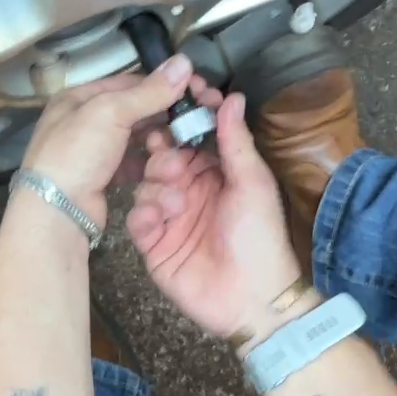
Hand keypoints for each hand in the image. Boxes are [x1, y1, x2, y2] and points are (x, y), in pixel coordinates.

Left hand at [19, 54, 201, 225]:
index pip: (127, 82)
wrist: (56, 212)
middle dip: (161, 118)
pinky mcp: (101, 178)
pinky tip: (164, 167)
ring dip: (157, 142)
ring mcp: (91, 152)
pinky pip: (130, 164)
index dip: (160, 85)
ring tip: (180, 146)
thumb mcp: (111, 113)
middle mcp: (82, 122)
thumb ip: (149, 91)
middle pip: (132, 112)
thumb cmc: (78, 153)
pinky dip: (147, 164)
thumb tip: (185, 61)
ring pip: (133, 139)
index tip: (192, 92)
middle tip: (192, 123)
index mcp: (77, 98)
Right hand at [126, 92, 305, 343]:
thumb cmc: (260, 237)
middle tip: (172, 161)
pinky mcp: (153, 242)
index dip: (185, 116)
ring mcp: (169, 215)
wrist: (251, 298)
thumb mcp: (252, 183)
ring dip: (156, 186)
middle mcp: (189, 188)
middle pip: (161, 154)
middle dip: (162, 152)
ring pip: (145, 183)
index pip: (192, 134)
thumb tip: (232, 97)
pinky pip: (136, 217)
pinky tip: (159, 219)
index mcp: (215, 171)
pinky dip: (143, 214)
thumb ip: (236, 141)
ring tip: (176, 202)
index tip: (181, 98)